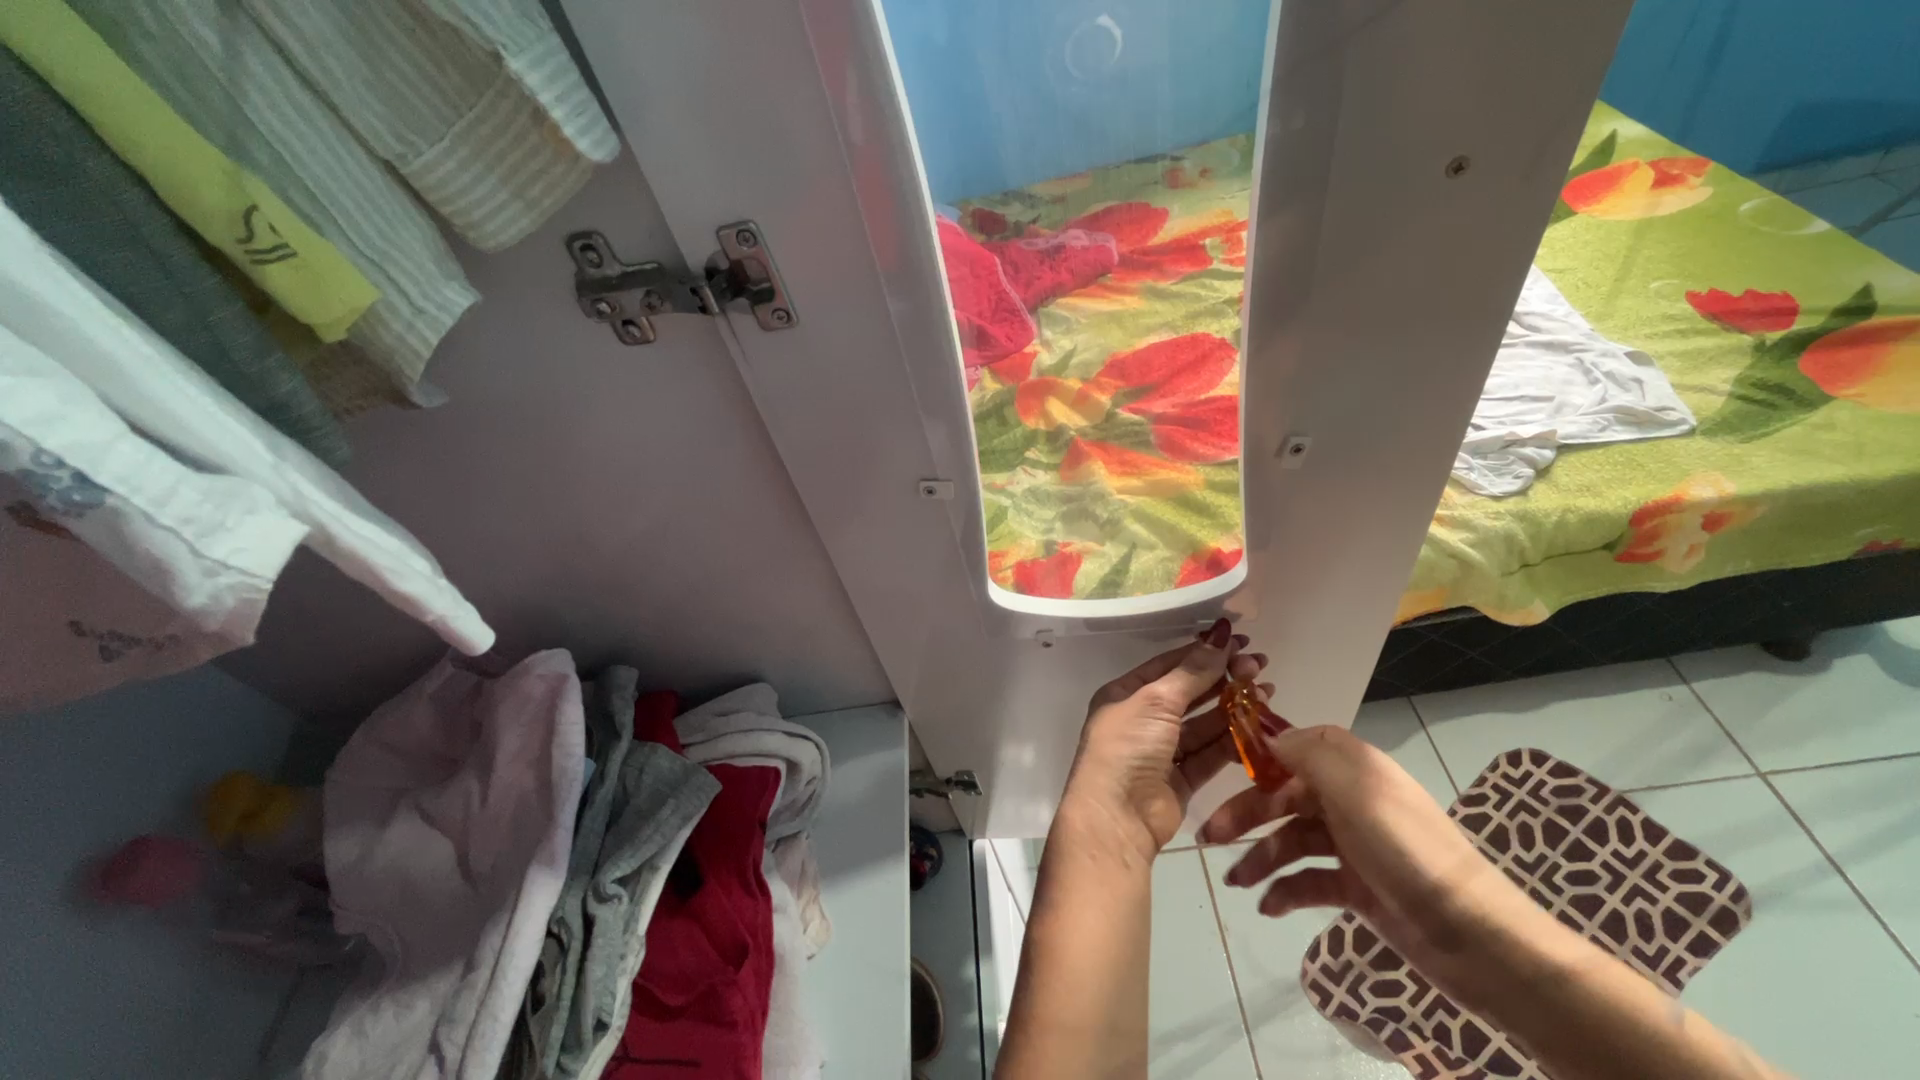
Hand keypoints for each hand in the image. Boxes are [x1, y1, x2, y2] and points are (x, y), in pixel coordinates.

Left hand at [1061, 618, 1267, 861]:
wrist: (1116, 817)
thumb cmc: (1127, 747)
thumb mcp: (1156, 701)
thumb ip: (1192, 672)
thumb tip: (1220, 639)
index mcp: (1125, 694)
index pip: (1169, 665)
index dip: (1203, 652)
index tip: (1240, 642)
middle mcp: (1142, 719)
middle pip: (1189, 693)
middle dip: (1223, 678)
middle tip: (1259, 666)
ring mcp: (1162, 750)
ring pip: (1204, 722)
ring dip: (1233, 706)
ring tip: (1267, 691)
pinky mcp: (1182, 778)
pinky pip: (1210, 752)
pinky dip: (1234, 737)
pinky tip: (1259, 722)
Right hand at [1198, 725, 1535, 997]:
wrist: (1470, 933)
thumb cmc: (1406, 849)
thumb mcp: (1356, 789)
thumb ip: (1309, 754)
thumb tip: (1270, 739)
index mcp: (1354, 769)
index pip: (1297, 748)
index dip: (1260, 757)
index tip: (1222, 767)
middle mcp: (1350, 801)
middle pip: (1285, 797)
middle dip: (1247, 814)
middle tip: (1210, 836)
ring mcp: (1353, 846)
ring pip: (1291, 841)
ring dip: (1259, 857)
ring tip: (1235, 882)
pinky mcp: (1354, 888)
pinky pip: (1308, 880)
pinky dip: (1284, 890)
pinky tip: (1267, 904)